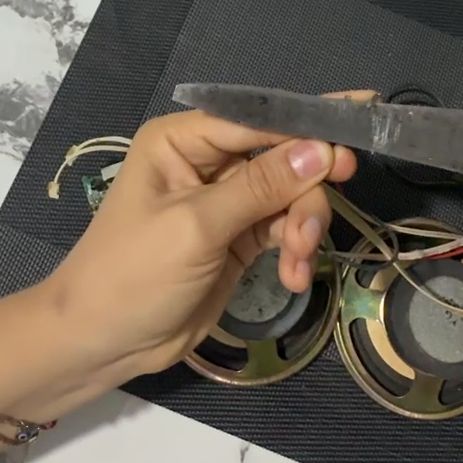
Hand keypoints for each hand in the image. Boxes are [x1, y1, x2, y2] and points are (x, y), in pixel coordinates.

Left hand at [35, 109, 356, 387]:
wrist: (103, 344)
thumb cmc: (133, 272)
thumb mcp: (198, 226)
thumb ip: (261, 187)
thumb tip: (322, 149)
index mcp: (182, 140)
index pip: (254, 119)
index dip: (307, 121)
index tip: (360, 122)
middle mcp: (207, 161)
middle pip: (281, 156)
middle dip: (306, 188)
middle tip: (329, 208)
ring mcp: (226, 201)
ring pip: (290, 194)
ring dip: (303, 226)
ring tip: (299, 262)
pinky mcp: (240, 237)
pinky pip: (284, 228)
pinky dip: (296, 250)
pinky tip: (294, 277)